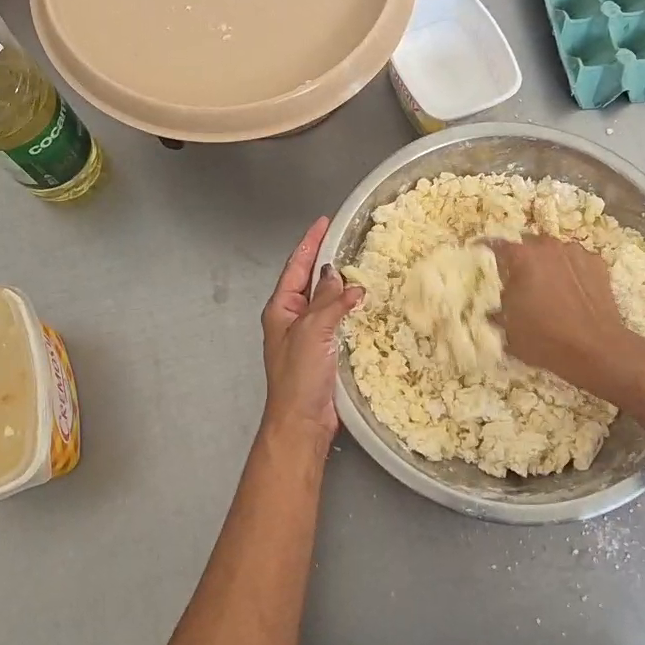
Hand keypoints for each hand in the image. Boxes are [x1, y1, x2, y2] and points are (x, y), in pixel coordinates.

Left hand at [261, 217, 363, 451]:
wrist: (302, 422)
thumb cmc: (299, 377)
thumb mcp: (312, 331)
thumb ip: (328, 301)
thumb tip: (342, 278)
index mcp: (280, 309)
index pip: (296, 266)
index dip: (311, 243)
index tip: (324, 222)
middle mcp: (291, 319)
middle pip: (310, 280)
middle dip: (327, 260)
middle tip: (347, 239)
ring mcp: (307, 336)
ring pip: (325, 300)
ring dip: (340, 284)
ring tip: (360, 266)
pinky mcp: (323, 352)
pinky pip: (336, 320)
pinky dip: (349, 309)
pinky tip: (363, 304)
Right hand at [489, 236, 632, 385]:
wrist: (595, 348)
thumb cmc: (544, 338)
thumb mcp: (509, 328)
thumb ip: (499, 309)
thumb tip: (494, 308)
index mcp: (521, 258)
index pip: (496, 245)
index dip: (486, 249)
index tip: (479, 253)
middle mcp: (548, 247)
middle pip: (528, 244)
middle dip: (521, 258)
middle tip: (518, 278)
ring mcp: (575, 253)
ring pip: (554, 251)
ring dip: (548, 262)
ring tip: (548, 285)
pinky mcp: (597, 263)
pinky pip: (576, 261)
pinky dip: (571, 270)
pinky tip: (572, 290)